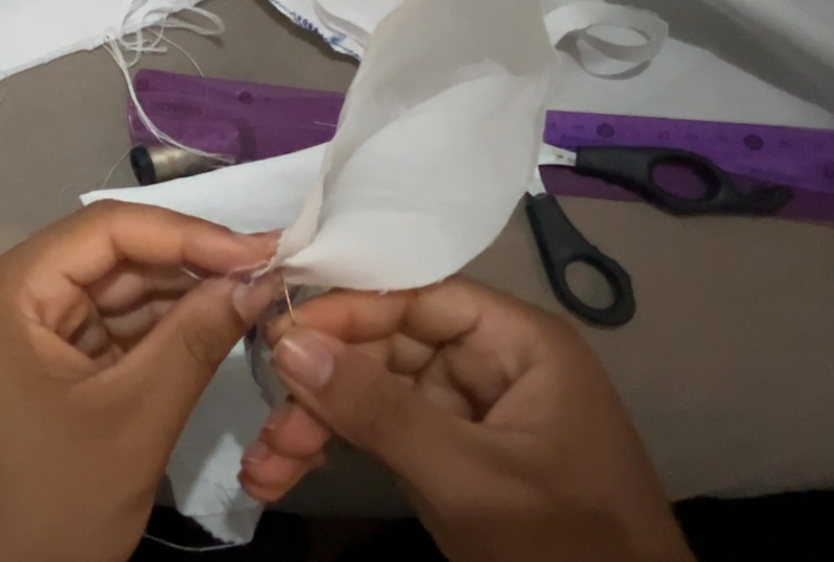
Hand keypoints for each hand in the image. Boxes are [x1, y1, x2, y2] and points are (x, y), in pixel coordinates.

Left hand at [0, 202, 281, 561]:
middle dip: (191, 262)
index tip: (259, 251)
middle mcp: (18, 291)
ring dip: (184, 293)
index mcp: (14, 289)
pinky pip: (114, 324)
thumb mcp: (133, 421)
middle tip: (270, 270)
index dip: (187, 233)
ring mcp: (34, 324)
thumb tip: (255, 281)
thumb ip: (195, 341)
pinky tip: (217, 322)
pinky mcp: (53, 356)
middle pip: (114, 254)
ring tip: (256, 292)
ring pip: (119, 287)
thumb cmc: (52, 505)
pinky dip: (165, 326)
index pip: (107, 230)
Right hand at [245, 277, 691, 561]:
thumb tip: (284, 343)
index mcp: (515, 343)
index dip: (344, 310)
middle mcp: (483, 362)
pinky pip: (371, 429)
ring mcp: (458, 407)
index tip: (277, 335)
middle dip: (317, 387)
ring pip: (363, 389)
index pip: (413, 297)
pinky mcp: (438, 449)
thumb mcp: (471, 481)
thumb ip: (378, 410)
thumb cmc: (569, 550)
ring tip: (264, 466)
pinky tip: (281, 473)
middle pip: (378, 345)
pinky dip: (327, 449)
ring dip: (310, 425)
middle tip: (268, 422)